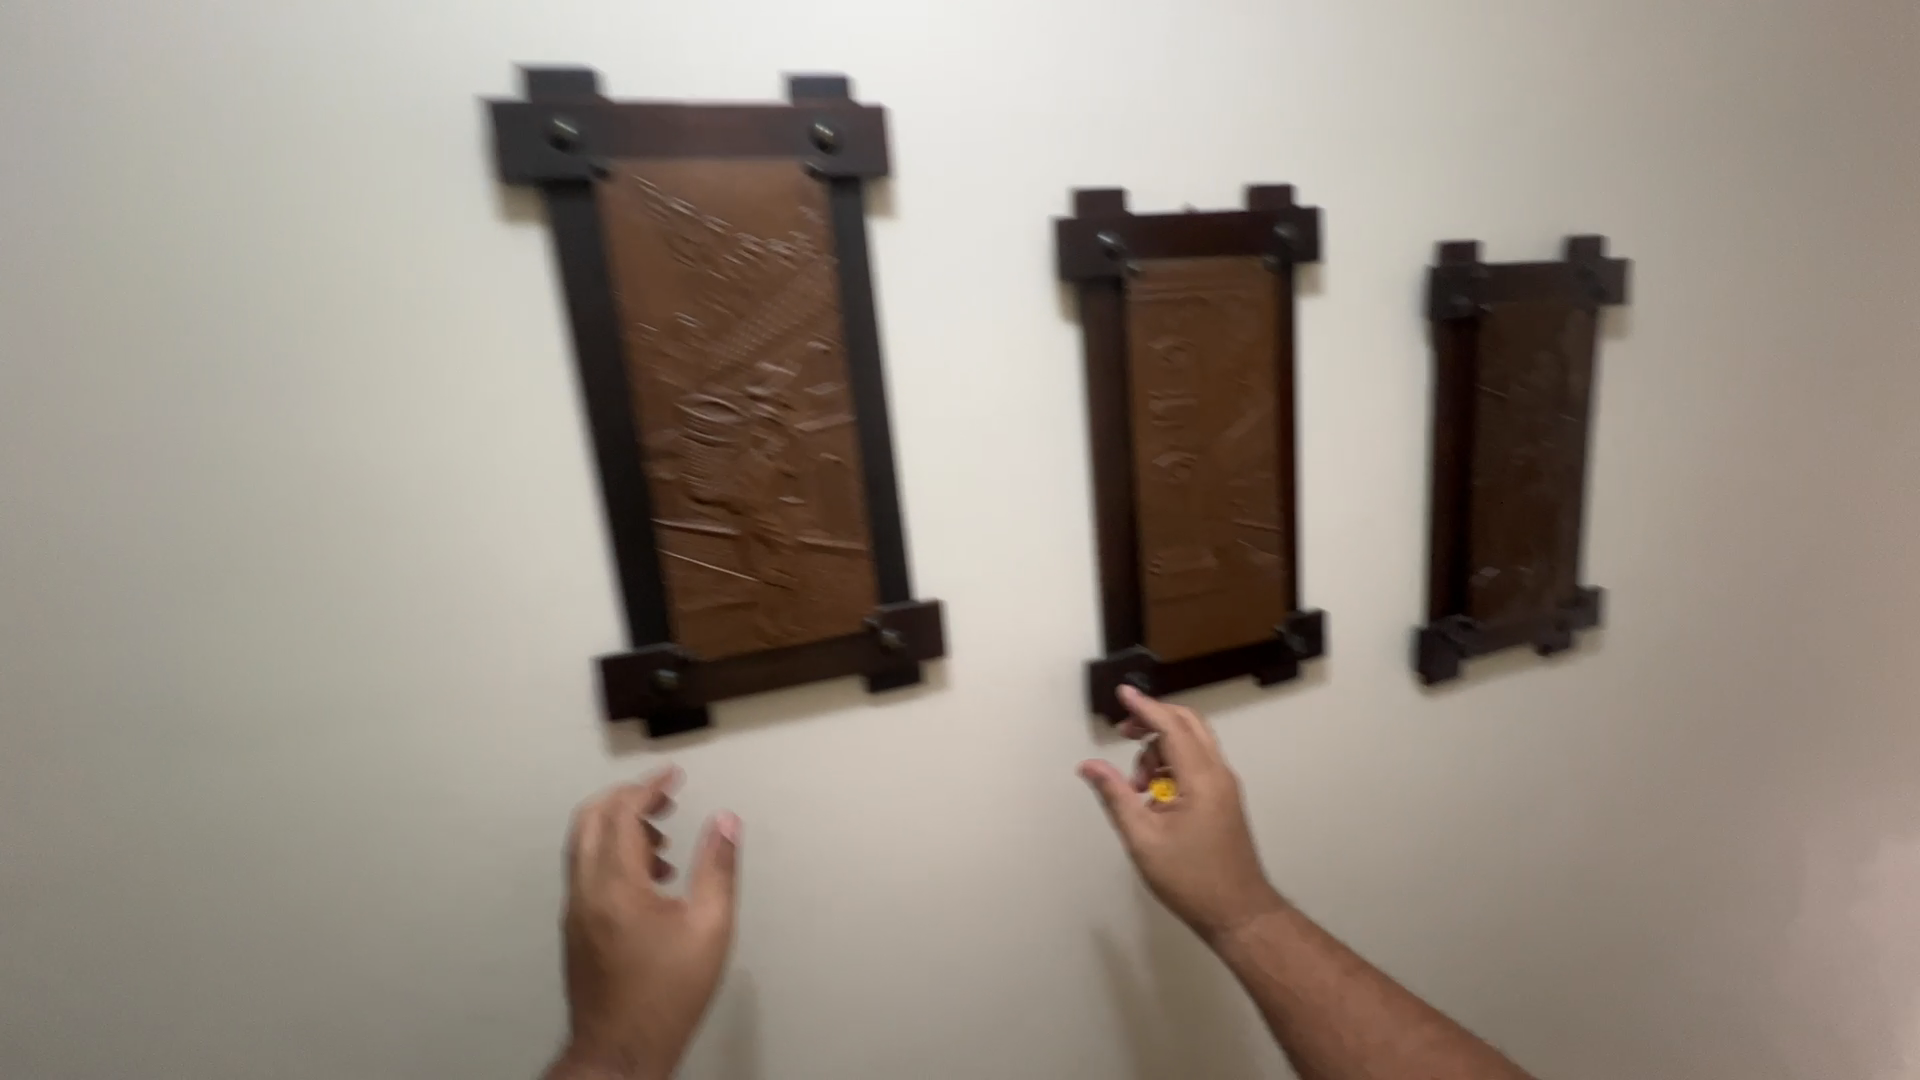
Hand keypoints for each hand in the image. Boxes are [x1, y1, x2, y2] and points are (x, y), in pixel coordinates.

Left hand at [547, 768, 741, 1079]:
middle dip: (628, 797)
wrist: (619, 1055)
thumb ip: (718, 867)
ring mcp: (576, 912)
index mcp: (616, 887)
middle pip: (590, 819)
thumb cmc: (667, 995)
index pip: (621, 813)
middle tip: (665, 795)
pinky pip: (588, 870)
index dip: (648, 785)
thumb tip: (726, 822)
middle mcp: (586, 893)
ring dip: (622, 826)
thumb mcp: (711, 927)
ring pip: (586, 844)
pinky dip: (615, 853)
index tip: (673, 775)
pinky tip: (655, 877)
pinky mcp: (576, 928)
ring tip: (666, 840)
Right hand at [1078, 686, 1283, 941]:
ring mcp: (1225, 786)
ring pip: (1192, 742)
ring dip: (1160, 749)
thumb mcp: (1142, 838)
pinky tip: (1155, 796)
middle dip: (1153, 720)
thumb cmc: (1190, 879)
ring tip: (1138, 786)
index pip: (1171, 726)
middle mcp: (1218, 774)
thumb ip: (1115, 795)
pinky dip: (1172, 764)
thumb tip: (1089, 766)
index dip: (1144, 707)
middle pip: (1187, 724)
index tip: (1122, 693)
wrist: (1240, 915)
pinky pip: (1197, 762)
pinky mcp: (1224, 799)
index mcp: (1201, 779)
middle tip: (1124, 732)